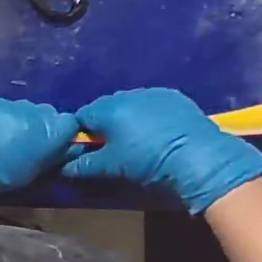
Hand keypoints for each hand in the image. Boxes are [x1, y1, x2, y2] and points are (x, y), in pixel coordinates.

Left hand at [0, 97, 80, 208]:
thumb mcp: (40, 169)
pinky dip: (0, 116)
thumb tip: (68, 146)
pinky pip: (2, 107)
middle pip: (45, 113)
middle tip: (26, 140)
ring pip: (23, 108)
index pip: (68, 122)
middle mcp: (36, 110)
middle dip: (39, 124)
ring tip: (5, 135)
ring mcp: (12, 104)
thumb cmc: (7, 177)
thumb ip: (57, 154)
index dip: (60, 131)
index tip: (51, 142)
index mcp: (52, 129)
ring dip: (19, 119)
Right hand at [62, 88, 261, 213]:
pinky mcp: (175, 97)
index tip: (86, 149)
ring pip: (129, 105)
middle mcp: (127, 95)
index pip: (81, 117)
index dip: (81, 134)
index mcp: (108, 109)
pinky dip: (148, 116)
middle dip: (104, 125)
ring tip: (135, 141)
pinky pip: (151, 104)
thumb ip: (82, 165)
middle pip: (105, 108)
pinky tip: (156, 134)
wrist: (199, 158)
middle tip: (110, 147)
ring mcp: (153, 93)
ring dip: (126, 119)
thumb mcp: (110, 168)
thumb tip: (62, 167)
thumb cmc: (147, 162)